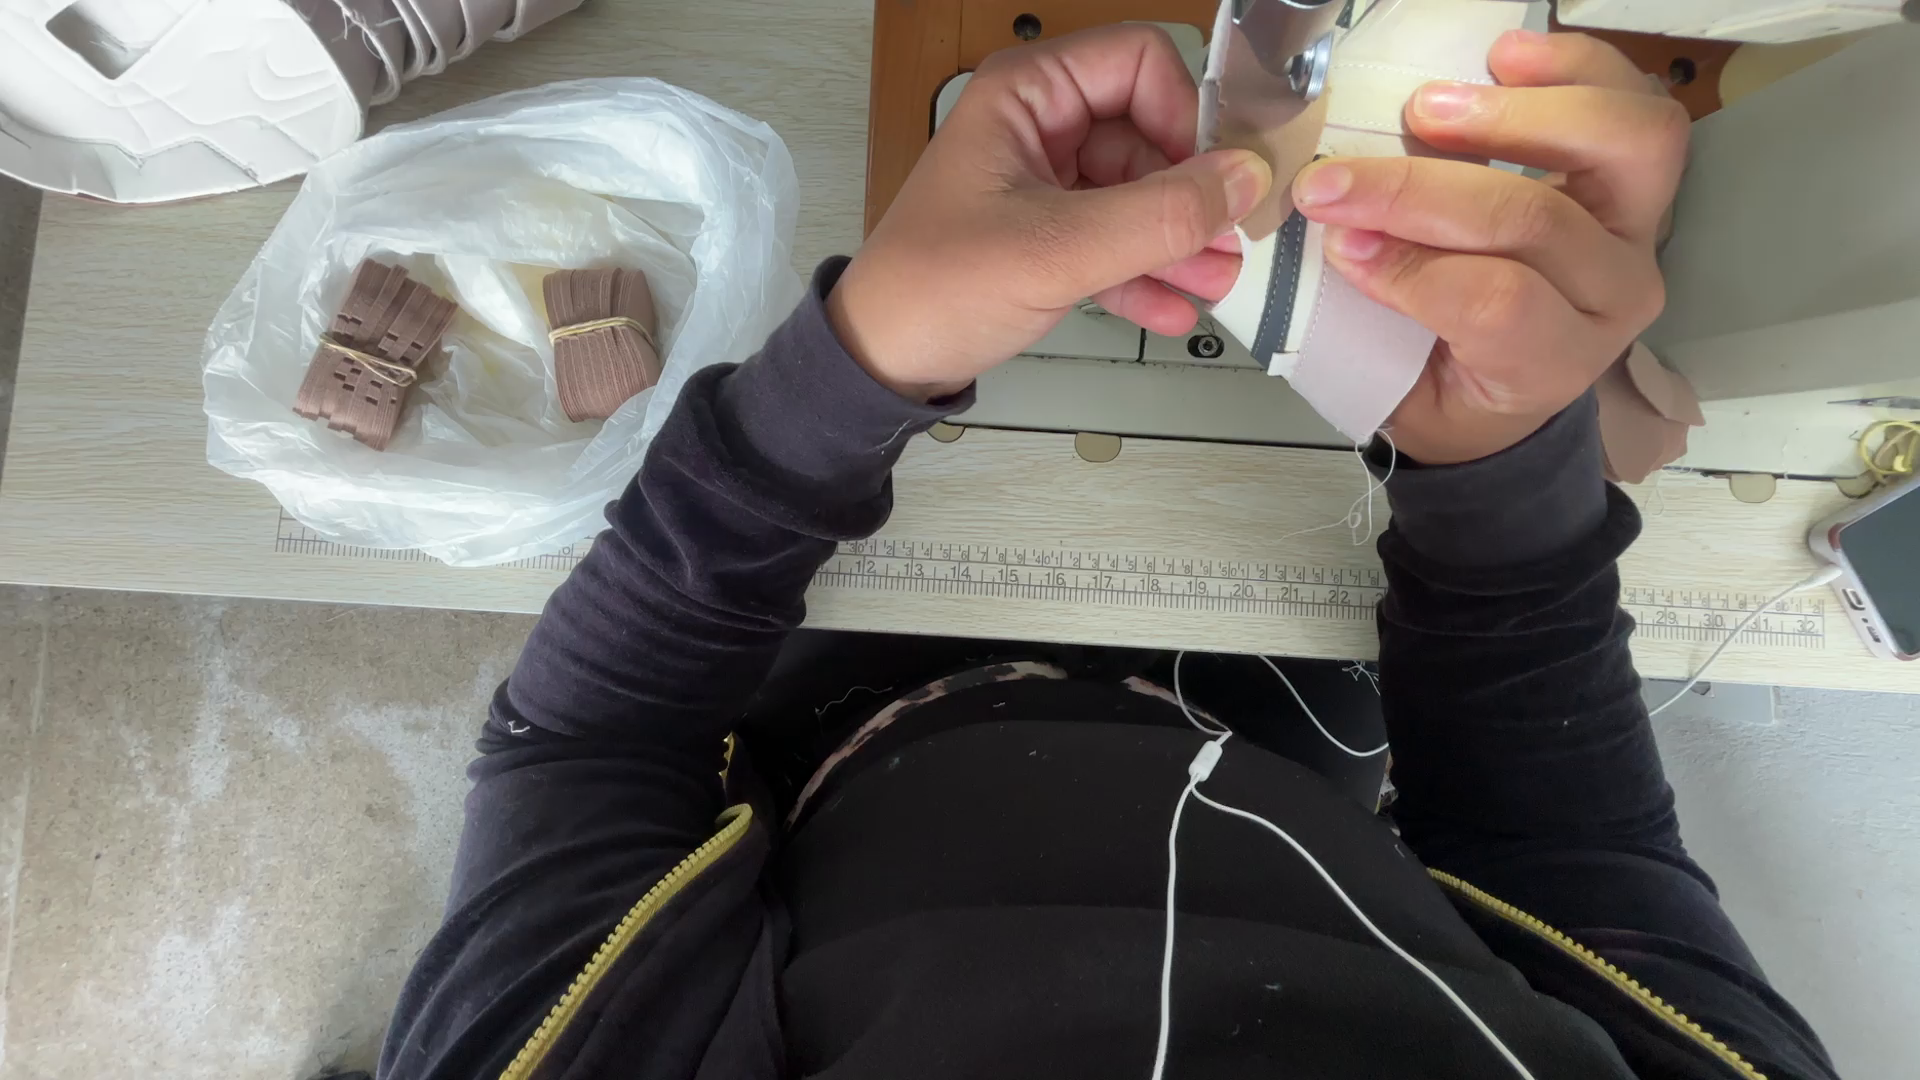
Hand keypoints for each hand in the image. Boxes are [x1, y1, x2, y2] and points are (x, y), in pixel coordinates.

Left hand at [828, 25, 1272, 400]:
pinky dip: (1137, 277)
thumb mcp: (1056, 249)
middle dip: (1188, 197)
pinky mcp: (1041, 243)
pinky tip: (1170, 310)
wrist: (884, 359)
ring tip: (1214, 283)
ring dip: (1173, 243)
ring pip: (1130, 201)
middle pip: (1144, 140)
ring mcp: (1040, 191)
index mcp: (1027, 97)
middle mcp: (1037, 133)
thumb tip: (1242, 180)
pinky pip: (1106, 247)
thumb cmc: (940, 288)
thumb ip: (1156, 215)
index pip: (1138, 66)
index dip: (1186, 116)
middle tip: (1231, 242)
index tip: (1218, 178)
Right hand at [1291, 30, 1688, 463]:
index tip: (1335, 239)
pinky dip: (1575, 70)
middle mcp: (1612, 298)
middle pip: (1533, 220)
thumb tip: (1339, 236)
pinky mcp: (1641, 187)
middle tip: (1337, 174)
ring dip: (1512, 115)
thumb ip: (1376, 324)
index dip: (1407, 267)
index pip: (1491, 302)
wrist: (1496, 399)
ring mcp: (1638, 234)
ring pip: (1620, 146)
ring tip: (1424, 106)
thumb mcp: (1397, 388)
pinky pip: (1635, 111)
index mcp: (1545, 365)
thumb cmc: (1436, 396)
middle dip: (1420, 189)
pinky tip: (1504, 56)